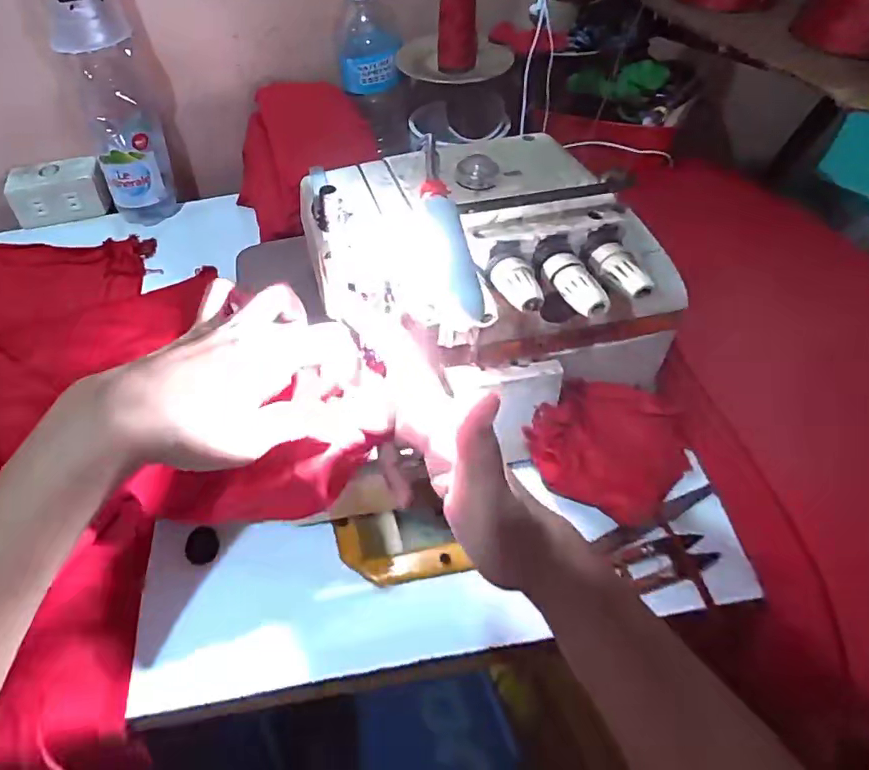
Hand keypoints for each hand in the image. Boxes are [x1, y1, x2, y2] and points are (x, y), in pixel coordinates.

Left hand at [59, 278, 374, 472]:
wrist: (130, 410)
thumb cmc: (194, 430)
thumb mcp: (252, 439)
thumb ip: (297, 423)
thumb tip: (335, 419)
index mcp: (275, 354)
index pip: (332, 340)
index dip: (343, 368)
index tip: (327, 400)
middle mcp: (255, 330)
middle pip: (304, 321)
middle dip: (314, 352)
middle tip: (299, 387)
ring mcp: (224, 323)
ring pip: (268, 297)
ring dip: (285, 319)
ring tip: (278, 350)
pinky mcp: (197, 326)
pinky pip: (222, 293)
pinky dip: (237, 300)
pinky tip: (235, 324)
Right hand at [358, 314, 583, 591]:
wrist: (526, 559)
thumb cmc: (503, 527)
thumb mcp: (485, 488)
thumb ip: (478, 442)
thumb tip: (486, 392)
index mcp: (443, 423)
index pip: (408, 373)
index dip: (389, 339)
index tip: (360, 307)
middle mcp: (437, 424)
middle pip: (390, 395)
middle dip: (365, 396)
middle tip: (342, 404)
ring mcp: (436, 444)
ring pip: (391, 422)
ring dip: (377, 442)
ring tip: (388, 480)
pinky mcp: (434, 465)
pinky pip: (398, 448)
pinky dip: (389, 465)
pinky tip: (401, 496)